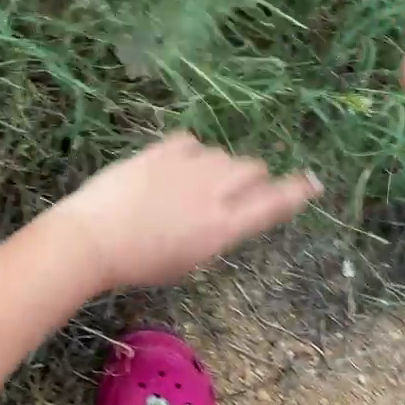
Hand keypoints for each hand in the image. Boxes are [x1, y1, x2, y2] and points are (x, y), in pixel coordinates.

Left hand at [37, 133, 321, 290]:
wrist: (92, 238)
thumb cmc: (139, 263)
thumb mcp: (190, 260)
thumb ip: (216, 233)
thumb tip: (227, 213)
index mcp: (224, 227)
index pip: (274, 204)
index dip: (297, 191)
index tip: (311, 181)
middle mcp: (213, 192)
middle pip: (252, 169)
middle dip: (251, 178)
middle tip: (231, 191)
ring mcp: (187, 166)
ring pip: (222, 154)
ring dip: (217, 166)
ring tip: (190, 185)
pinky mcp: (161, 149)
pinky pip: (190, 141)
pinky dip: (189, 152)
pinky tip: (175, 165)